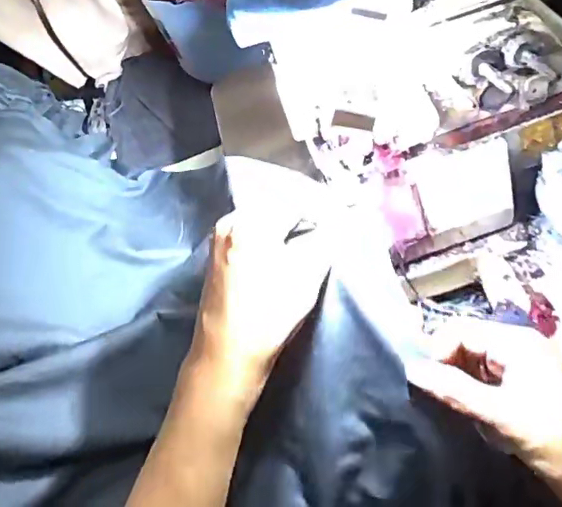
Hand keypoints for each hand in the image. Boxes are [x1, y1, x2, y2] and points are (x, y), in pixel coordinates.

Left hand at [187, 210, 330, 405]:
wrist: (224, 359)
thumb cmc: (268, 317)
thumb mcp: (307, 276)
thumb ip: (326, 239)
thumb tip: (342, 218)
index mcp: (250, 221)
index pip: (297, 203)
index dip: (322, 211)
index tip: (341, 219)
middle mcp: (231, 220)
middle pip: (278, 205)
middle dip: (303, 213)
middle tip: (328, 226)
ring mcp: (221, 236)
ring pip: (264, 217)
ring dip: (287, 223)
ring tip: (311, 237)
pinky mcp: (218, 252)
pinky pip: (251, 230)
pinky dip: (270, 234)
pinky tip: (286, 248)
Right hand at [406, 321, 561, 506]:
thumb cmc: (557, 439)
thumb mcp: (503, 417)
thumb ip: (456, 392)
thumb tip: (413, 370)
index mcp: (516, 340)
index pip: (462, 330)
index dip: (437, 351)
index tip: (418, 381)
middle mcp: (520, 347)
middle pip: (470, 346)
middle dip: (450, 370)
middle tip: (433, 401)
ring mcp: (527, 370)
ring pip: (479, 368)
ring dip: (464, 389)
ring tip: (456, 414)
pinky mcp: (530, 393)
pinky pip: (492, 386)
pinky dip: (480, 401)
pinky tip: (480, 424)